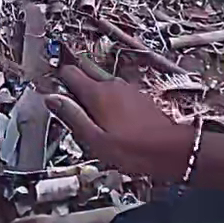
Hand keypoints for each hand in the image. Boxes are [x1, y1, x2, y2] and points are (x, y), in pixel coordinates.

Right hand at [47, 57, 196, 180]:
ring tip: (83, 111)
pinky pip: (114, 90)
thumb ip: (73, 116)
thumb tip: (52, 99)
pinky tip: (105, 116)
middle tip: (62, 94)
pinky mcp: (138, 96)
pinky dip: (105, 97)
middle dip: (72, 78)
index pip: (69, 72)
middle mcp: (112, 85)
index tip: (48, 86)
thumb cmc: (135, 150)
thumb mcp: (96, 140)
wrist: (175, 151)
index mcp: (98, 93)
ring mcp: (127, 89)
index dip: (56, 78)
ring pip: (100, 81)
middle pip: (85, 71)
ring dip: (89, 90)